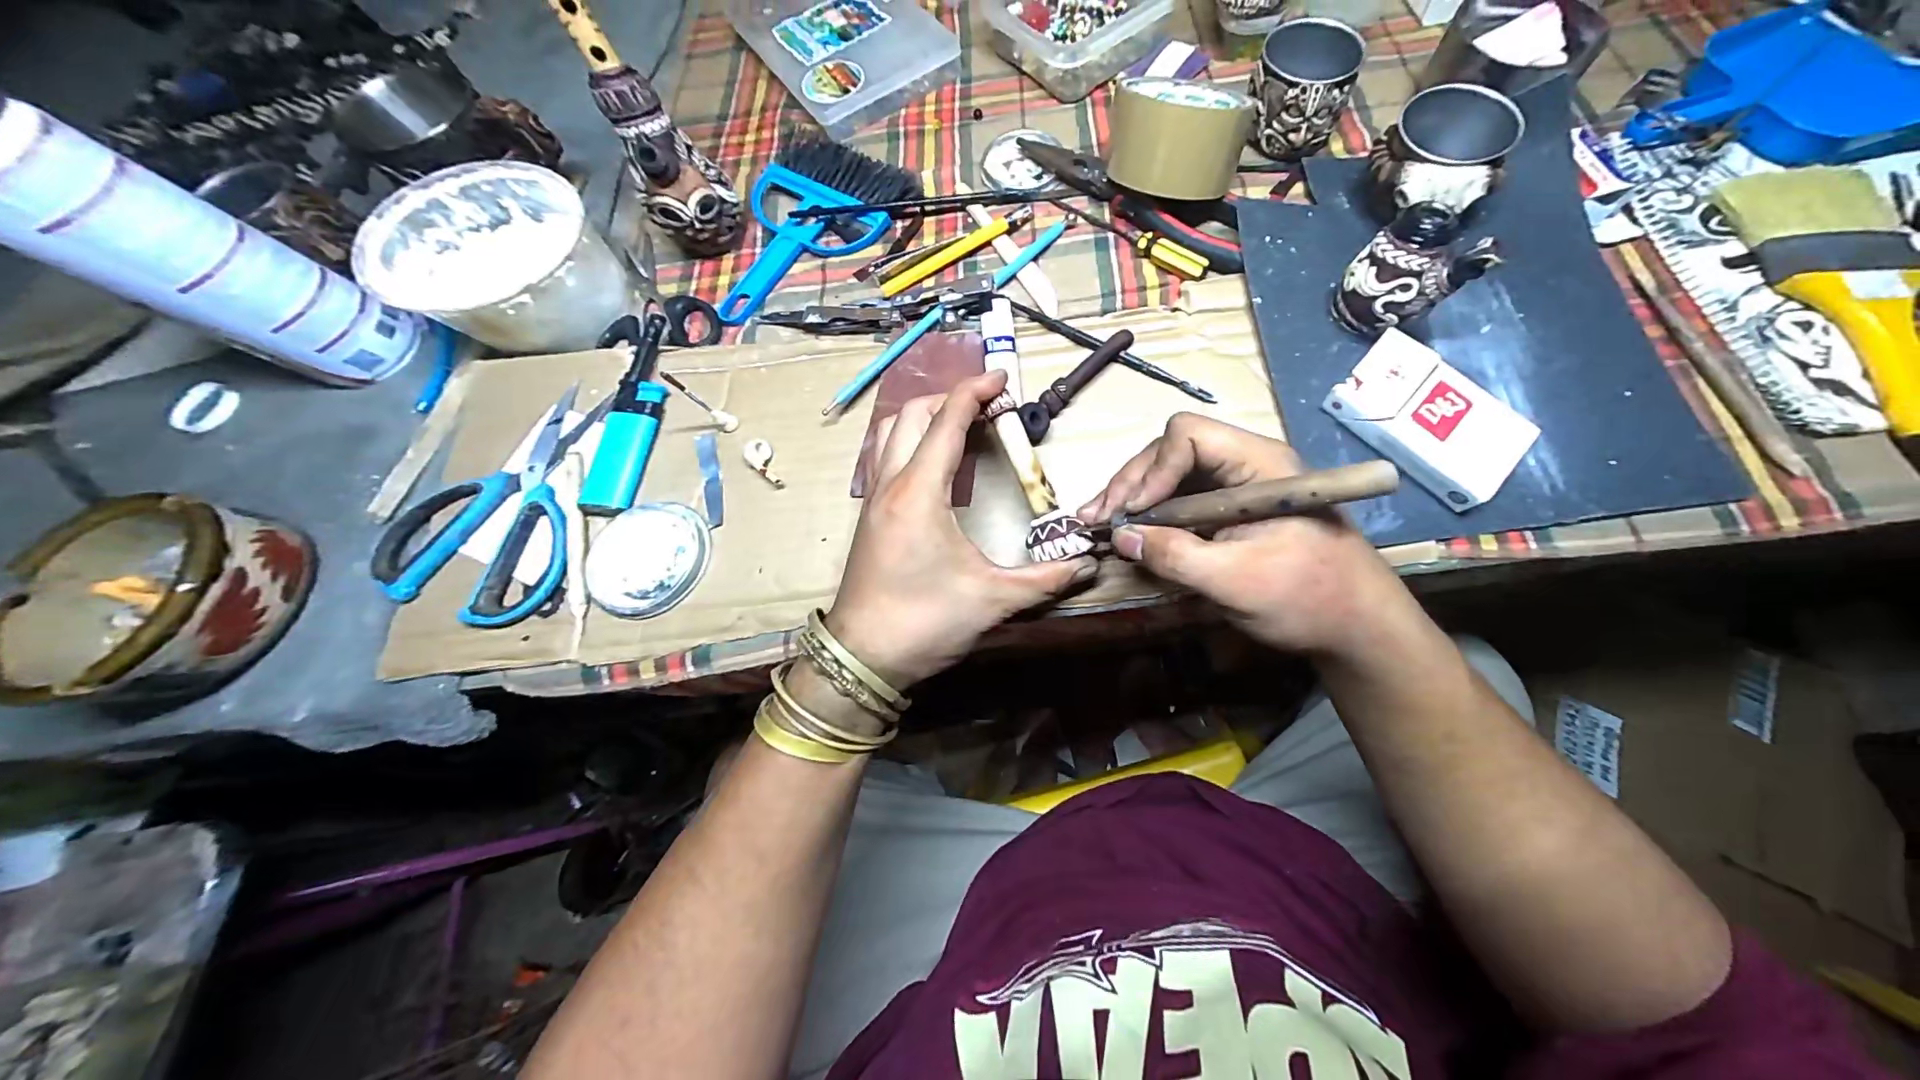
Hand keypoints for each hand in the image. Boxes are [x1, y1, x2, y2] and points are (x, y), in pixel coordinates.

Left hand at [827, 372, 1097, 687]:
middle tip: (988, 406)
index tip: (1002, 378)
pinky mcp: (868, 516)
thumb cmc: (923, 623)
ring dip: (924, 417)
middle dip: (950, 398)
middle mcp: (890, 485)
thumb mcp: (992, 599)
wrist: (862, 657)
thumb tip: (1086, 564)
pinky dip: (909, 442)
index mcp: (919, 492)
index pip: (947, 421)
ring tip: (961, 426)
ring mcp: (873, 499)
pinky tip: (934, 466)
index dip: (975, 392)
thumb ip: (1044, 578)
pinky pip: (884, 457)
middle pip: (913, 415)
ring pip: (891, 433)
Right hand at [1079, 413, 1405, 659]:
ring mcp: (1235, 489)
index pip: (1188, 436)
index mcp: (1258, 465)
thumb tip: (1121, 537)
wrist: (1357, 628)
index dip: (1153, 470)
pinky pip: (1179, 502)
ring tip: (1098, 525)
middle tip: (1095, 518)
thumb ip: (1176, 556)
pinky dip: (1148, 516)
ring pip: (1170, 476)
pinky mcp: (1228, 513)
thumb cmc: (1309, 599)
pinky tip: (1126, 533)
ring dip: (1132, 498)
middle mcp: (1244, 466)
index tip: (1132, 511)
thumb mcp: (1236, 582)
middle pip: (1171, 452)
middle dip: (1131, 483)